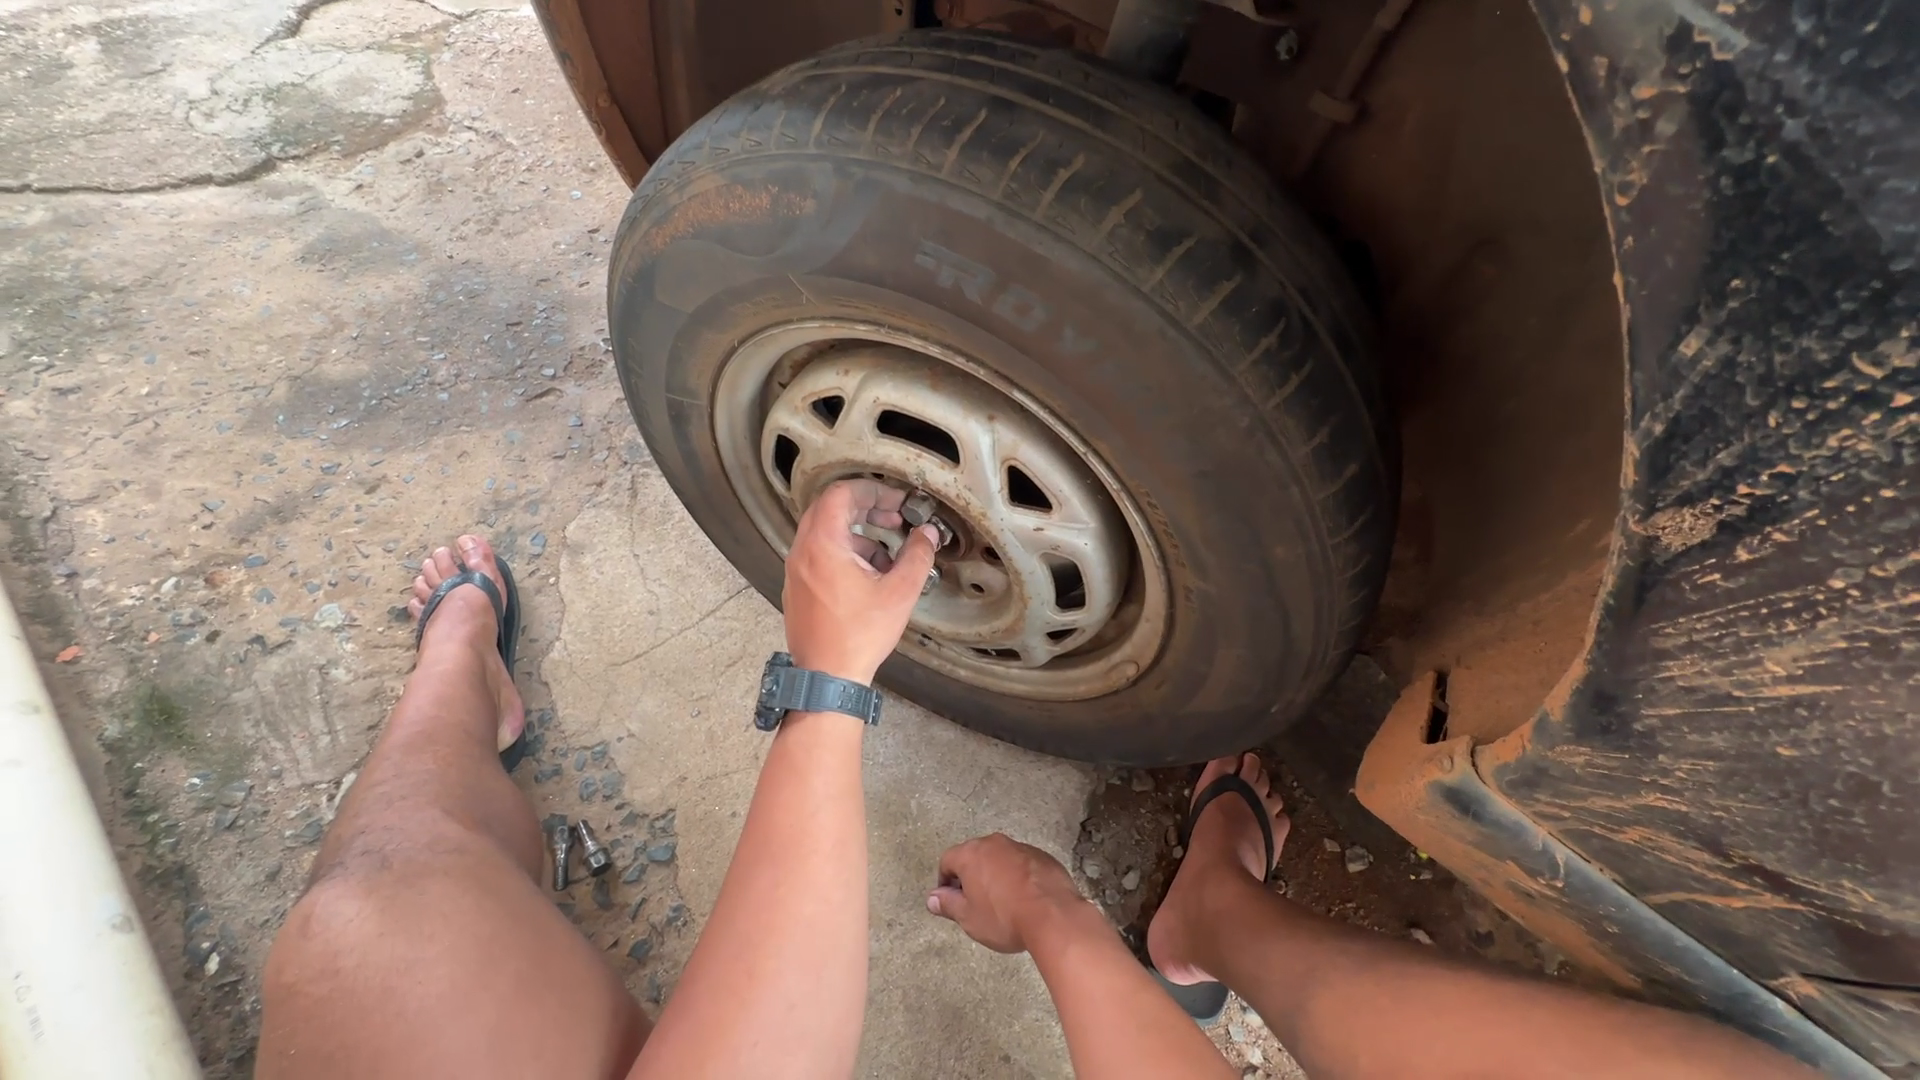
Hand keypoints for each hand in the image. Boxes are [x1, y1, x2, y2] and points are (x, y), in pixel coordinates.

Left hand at [782, 478, 939, 684]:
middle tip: (894, 517)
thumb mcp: (899, 592)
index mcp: (823, 544)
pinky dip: (843, 553)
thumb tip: (927, 535)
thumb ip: (917, 555)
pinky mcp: (797, 588)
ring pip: (824, 533)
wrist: (827, 677)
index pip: (841, 494)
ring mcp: (796, 571)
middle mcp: (802, 552)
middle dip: (866, 508)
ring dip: (857, 533)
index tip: (896, 501)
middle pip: (830, 509)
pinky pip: (818, 555)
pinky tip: (869, 576)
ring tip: (886, 555)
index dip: (873, 490)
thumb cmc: (857, 636)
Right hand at [926, 834, 1086, 953]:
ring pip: (1000, 859)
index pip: (947, 860)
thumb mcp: (969, 918)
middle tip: (974, 904)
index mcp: (971, 854)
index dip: (944, 881)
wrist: (1052, 915)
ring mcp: (1021, 847)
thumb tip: (932, 898)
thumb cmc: (1004, 918)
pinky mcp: (1042, 857)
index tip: (950, 901)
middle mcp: (994, 843)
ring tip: (1002, 904)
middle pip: (974, 856)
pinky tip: (1024, 901)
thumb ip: (948, 904)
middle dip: (971, 877)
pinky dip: (1018, 877)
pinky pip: (1022, 864)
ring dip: (996, 876)